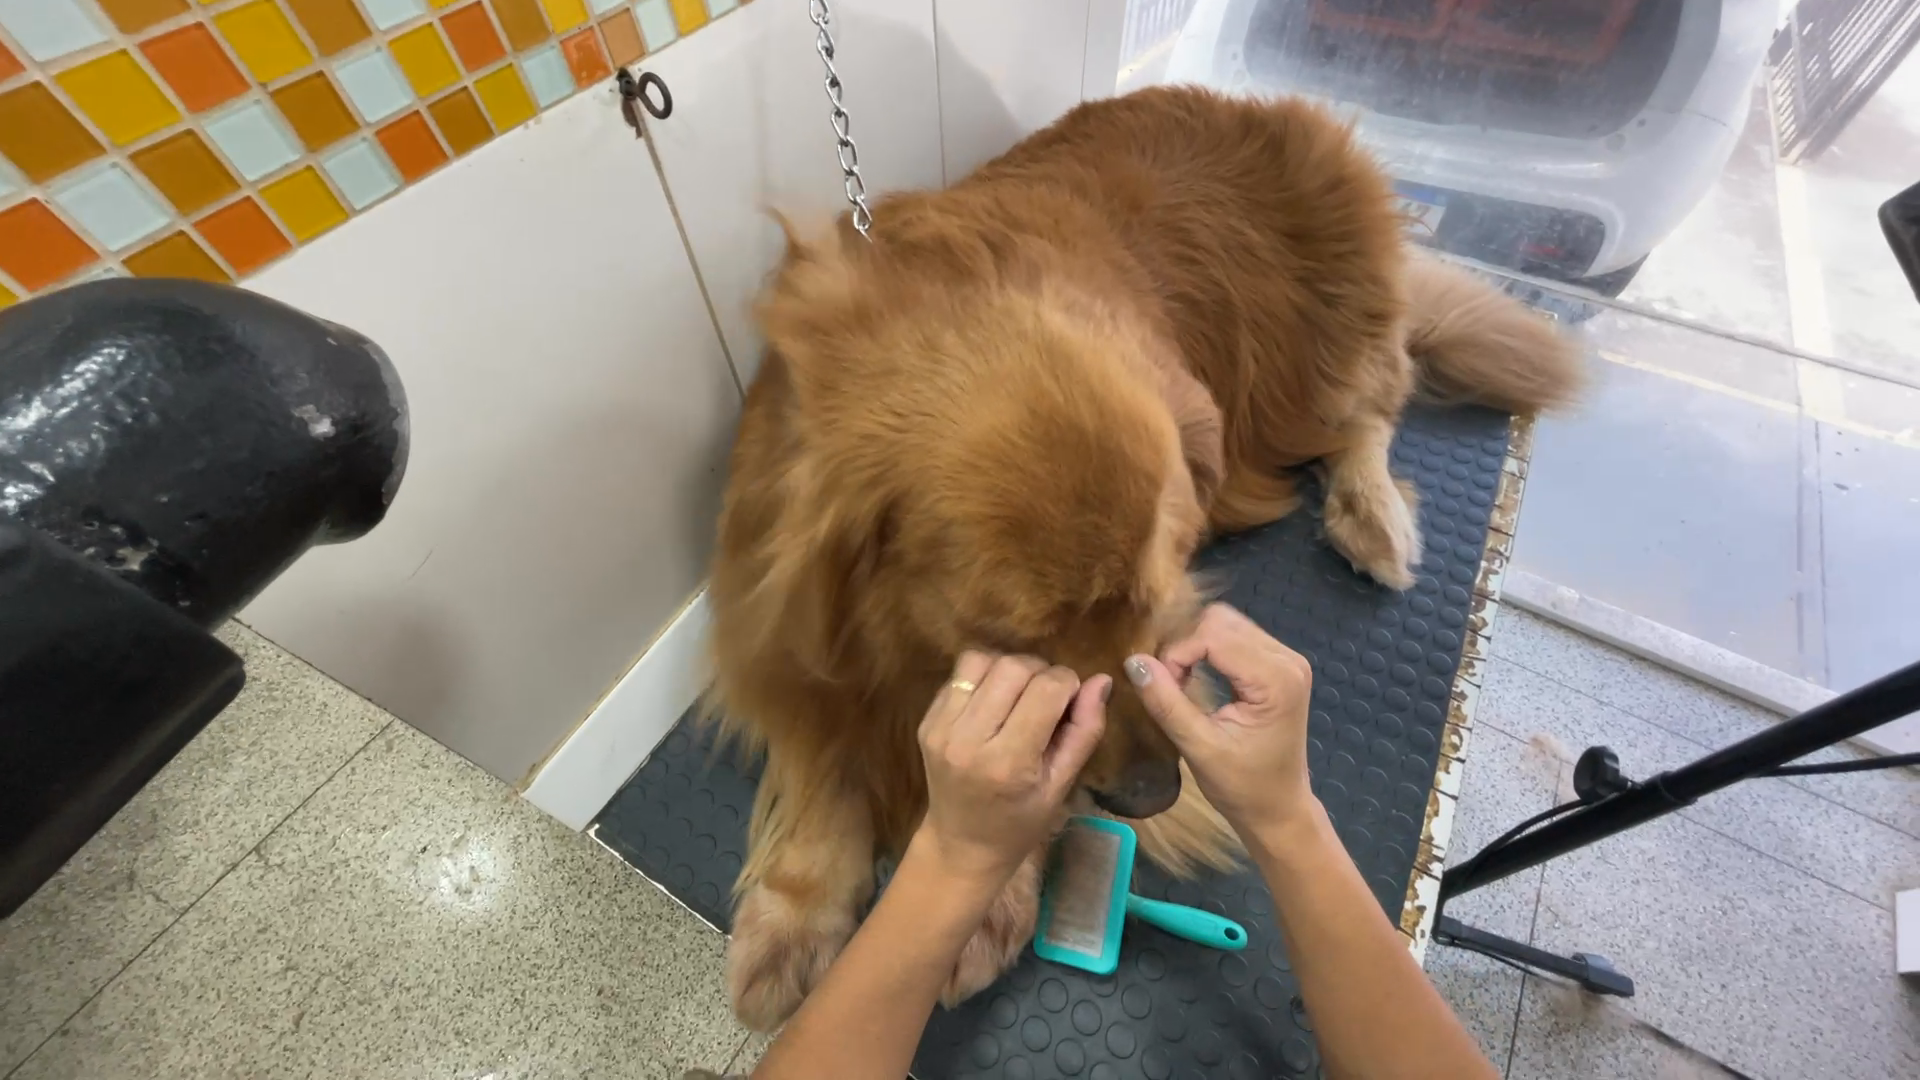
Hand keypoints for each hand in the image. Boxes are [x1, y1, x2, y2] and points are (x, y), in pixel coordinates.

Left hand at [915, 653, 1110, 887]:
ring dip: (1008, 668)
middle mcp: (969, 739)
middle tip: (1047, 696)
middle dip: (1040, 671)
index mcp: (1009, 762)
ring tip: (1018, 693)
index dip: (1068, 683)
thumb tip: (1101, 680)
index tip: (1070, 700)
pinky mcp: (926, 719)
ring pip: (981, 660)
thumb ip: (1085, 731)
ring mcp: (941, 727)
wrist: (961, 844)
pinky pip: (959, 673)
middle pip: (1013, 667)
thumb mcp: (1062, 785)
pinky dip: (983, 676)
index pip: (1047, 689)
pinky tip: (993, 701)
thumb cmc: (1021, 821)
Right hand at [1124, 604, 1316, 841]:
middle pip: (1219, 621)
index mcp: (1276, 678)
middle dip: (1184, 646)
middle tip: (1170, 684)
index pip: (1212, 636)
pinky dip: (1206, 648)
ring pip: (1224, 622)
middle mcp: (1287, 658)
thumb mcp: (1198, 747)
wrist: (1278, 810)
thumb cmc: (1242, 786)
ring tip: (1181, 681)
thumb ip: (1166, 702)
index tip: (1163, 690)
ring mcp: (1285, 658)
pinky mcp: (1277, 662)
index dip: (1176, 655)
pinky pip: (1233, 635)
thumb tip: (1133, 661)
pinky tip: (1196, 676)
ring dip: (1193, 645)